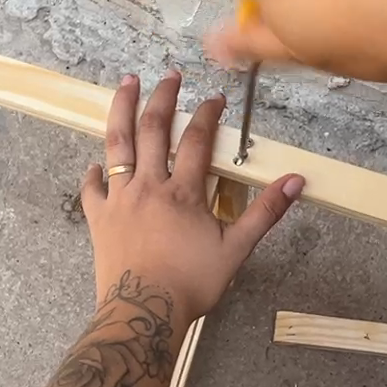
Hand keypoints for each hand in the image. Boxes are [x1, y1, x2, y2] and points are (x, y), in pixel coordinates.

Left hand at [81, 71, 303, 322]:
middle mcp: (149, 186)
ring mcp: (119, 199)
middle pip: (154, 128)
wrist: (143, 312)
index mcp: (183, 192)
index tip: (214, 98)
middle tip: (169, 75)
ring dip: (122, 109)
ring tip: (126, 83)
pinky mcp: (98, 218)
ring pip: (117, 144)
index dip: (208, 114)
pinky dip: (93, 173)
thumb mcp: (236, 249)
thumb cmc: (191, 283)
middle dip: (163, 97)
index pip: (197, 140)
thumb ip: (265, 212)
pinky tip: (95, 165)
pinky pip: (91, 188)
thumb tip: (295, 181)